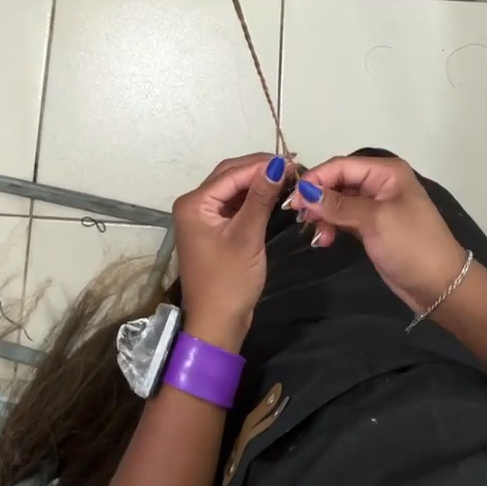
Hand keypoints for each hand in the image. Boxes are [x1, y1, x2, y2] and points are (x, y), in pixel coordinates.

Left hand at [170, 153, 289, 348]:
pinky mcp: (213, 229)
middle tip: (293, 167)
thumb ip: (261, 197)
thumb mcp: (247, 236)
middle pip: (230, 176)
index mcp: (194, 203)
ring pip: (233, 189)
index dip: (262, 165)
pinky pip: (234, 205)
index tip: (293, 161)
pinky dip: (253, 199)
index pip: (231, 173)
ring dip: (258, 183)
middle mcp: (194, 204)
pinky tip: (273, 196)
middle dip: (260, 170)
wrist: (217, 324)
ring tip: (288, 178)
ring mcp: (202, 217)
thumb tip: (278, 164)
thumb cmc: (229, 281)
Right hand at [294, 155, 467, 313]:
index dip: (315, 179)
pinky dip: (331, 226)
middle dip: (317, 198)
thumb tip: (304, 193)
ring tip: (316, 235)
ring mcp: (375, 205)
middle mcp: (379, 183)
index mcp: (386, 172)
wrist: (441, 287)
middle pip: (337, 181)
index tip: (293, 199)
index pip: (340, 165)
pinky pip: (343, 218)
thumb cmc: (412, 245)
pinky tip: (325, 240)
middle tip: (299, 218)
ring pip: (337, 201)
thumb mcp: (375, 221)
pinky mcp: (371, 226)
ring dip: (323, 215)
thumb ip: (338, 205)